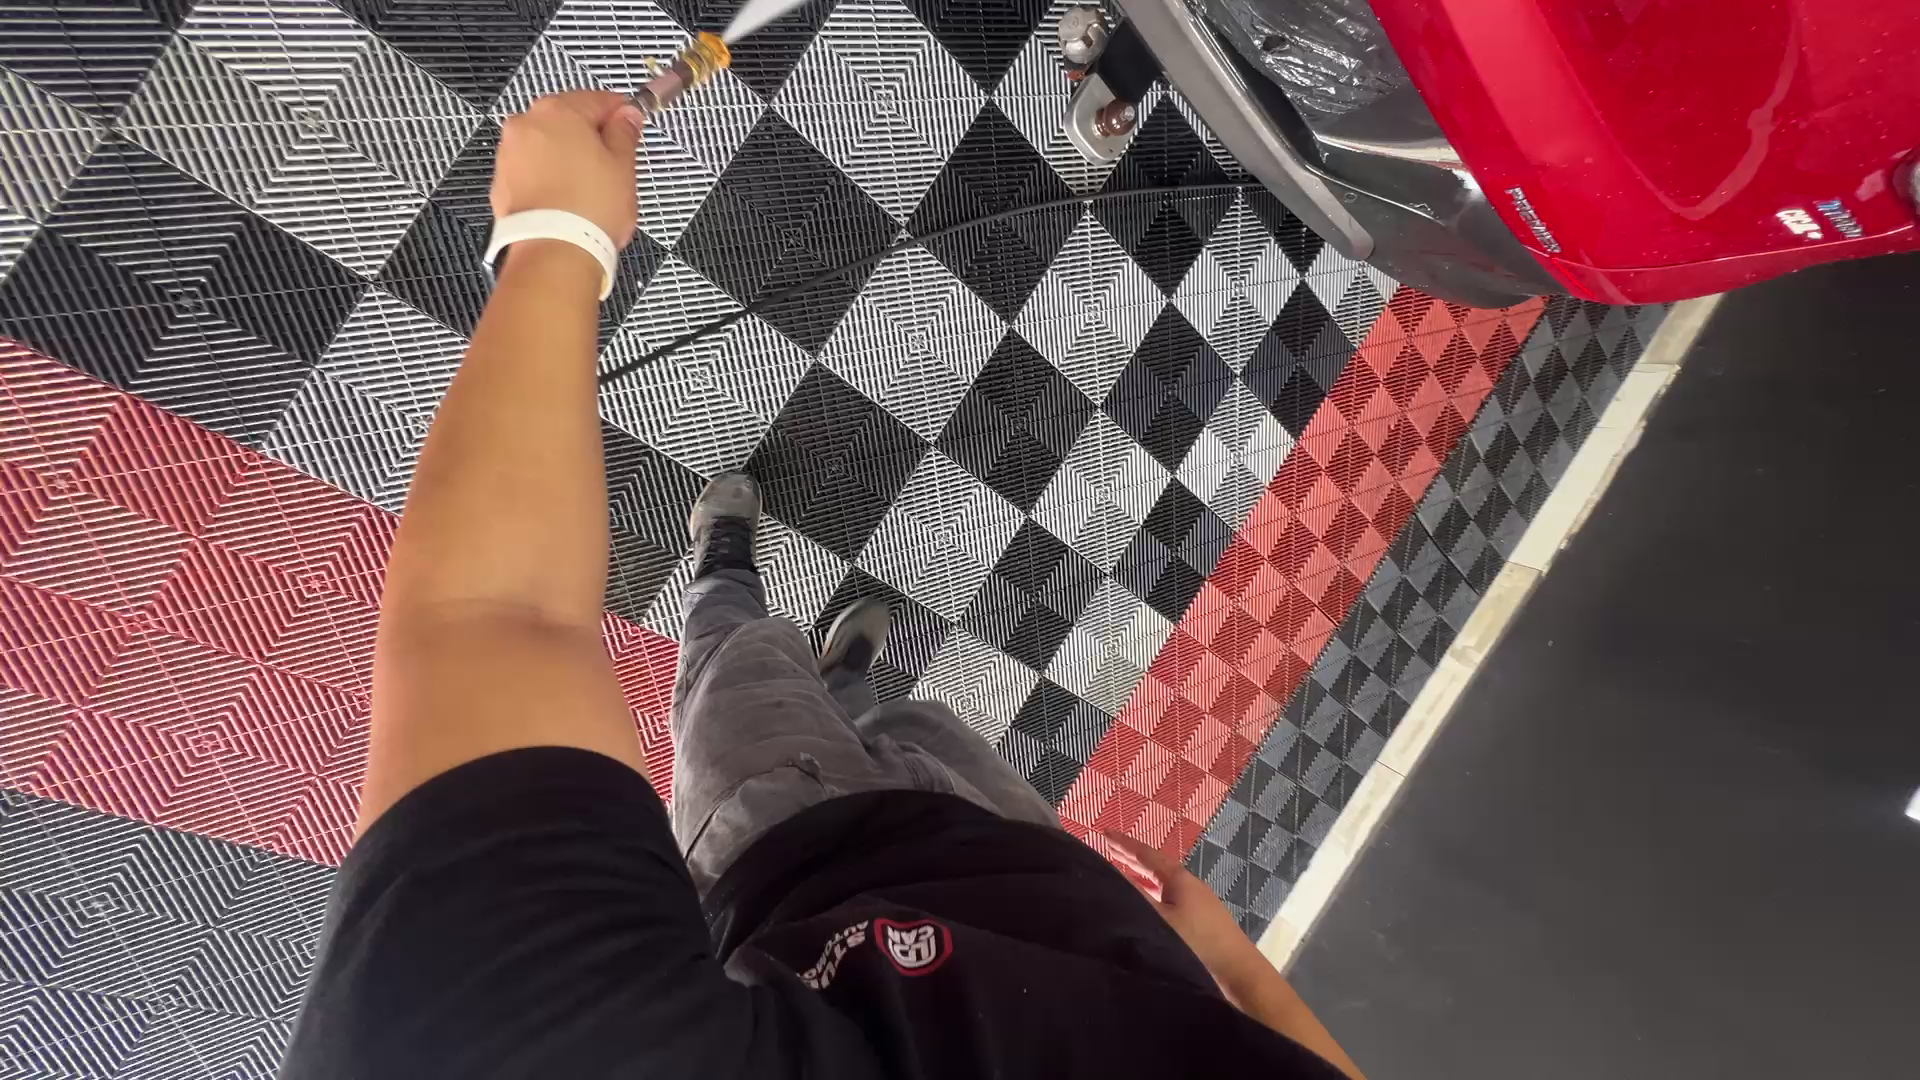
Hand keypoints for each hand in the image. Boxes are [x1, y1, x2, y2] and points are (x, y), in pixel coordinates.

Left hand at [491, 91, 643, 248]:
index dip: (620, 113)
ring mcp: (511, 153)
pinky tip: (570, 205)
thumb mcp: (624, 168)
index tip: (631, 123)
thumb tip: (627, 117)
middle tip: (615, 167)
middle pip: (567, 122)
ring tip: (592, 193)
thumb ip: (625, 134)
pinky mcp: (504, 183)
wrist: (556, 250)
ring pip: (548, 148)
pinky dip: (550, 183)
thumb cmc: (589, 211)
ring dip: (568, 162)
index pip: (597, 100)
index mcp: (560, 112)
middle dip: (591, 140)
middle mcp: (528, 124)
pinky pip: (533, 174)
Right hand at [1106, 832, 1368, 1078]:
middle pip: (1156, 867)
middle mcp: (1190, 886)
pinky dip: (1153, 896)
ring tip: (1122, 877)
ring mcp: (1200, 906)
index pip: (1146, 854)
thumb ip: (1132, 895)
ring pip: (1163, 885)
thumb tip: (1105, 872)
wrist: (1242, 979)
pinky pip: (1170, 900)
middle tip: (1108, 851)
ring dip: (1142, 879)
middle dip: (1133, 859)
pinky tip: (1147, 911)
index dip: (1124, 843)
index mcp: (1179, 878)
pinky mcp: (1204, 925)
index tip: (1104, 831)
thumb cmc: (1198, 943)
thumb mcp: (1159, 918)